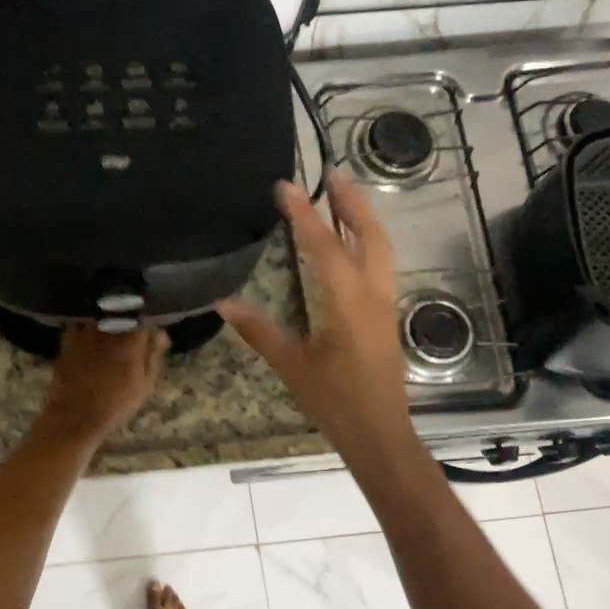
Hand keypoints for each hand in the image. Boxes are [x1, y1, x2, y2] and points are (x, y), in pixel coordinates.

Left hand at [38, 325, 168, 446]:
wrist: (74, 415)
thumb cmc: (115, 404)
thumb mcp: (144, 385)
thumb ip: (153, 355)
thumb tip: (161, 332)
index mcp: (131, 339)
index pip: (144, 315)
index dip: (149, 316)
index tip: (152, 322)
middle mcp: (109, 328)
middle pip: (123, 309)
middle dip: (131, 313)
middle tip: (135, 323)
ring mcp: (86, 330)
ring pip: (103, 312)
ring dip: (110, 314)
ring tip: (116, 323)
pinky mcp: (69, 336)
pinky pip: (83, 319)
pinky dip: (90, 320)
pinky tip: (94, 329)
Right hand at [218, 173, 419, 461]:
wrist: (379, 433)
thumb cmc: (335, 402)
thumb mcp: (292, 366)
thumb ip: (259, 331)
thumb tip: (223, 302)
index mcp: (348, 303)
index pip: (323, 247)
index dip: (303, 215)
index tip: (286, 187)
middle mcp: (373, 295)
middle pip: (369, 236)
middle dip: (351, 202)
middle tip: (332, 174)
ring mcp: (385, 304)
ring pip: (381, 249)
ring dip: (363, 219)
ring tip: (343, 197)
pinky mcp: (386, 316)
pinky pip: (380, 265)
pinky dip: (367, 241)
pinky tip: (351, 243)